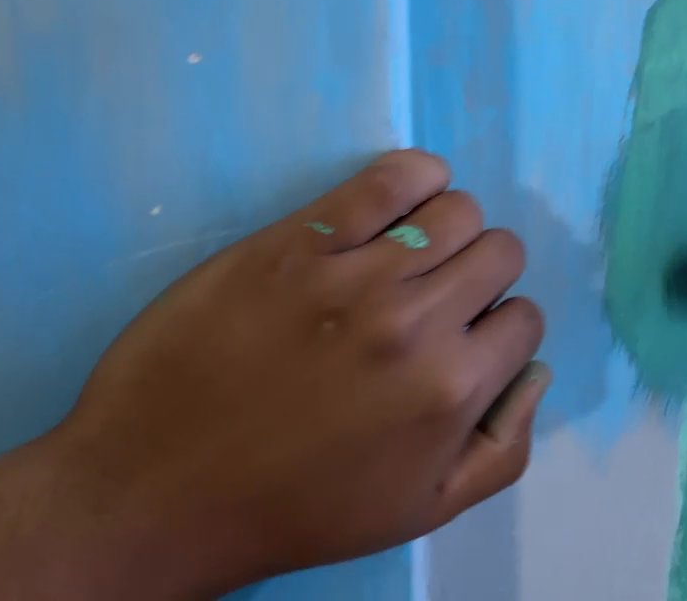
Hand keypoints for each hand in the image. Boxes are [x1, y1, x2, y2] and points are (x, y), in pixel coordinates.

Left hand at [39, 149, 548, 595]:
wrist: (153, 493)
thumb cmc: (294, 507)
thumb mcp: (421, 509)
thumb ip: (505, 447)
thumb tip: (534, 369)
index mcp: (451, 391)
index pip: (525, 320)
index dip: (499, 331)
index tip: (464, 341)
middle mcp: (417, 322)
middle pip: (501, 251)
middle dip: (483, 275)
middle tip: (438, 299)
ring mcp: (356, 274)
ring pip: (457, 208)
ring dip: (449, 230)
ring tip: (409, 257)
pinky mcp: (301, 239)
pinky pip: (392, 176)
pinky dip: (417, 176)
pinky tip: (404, 199)